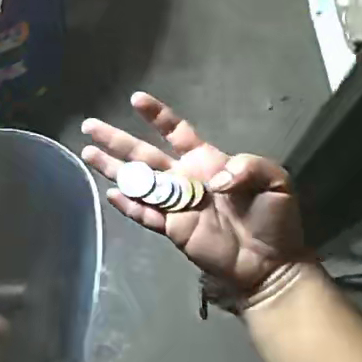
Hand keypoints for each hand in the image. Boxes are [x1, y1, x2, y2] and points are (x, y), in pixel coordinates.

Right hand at [81, 92, 309, 305]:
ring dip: (113, 168)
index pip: (176, 132)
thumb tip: (214, 179)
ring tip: (87, 153)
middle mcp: (186, 179)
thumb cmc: (275, 218)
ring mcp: (177, 205)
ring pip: (139, 182)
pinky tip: (111, 193)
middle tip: (90, 125)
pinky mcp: (173, 230)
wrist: (270, 262)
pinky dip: (129, 205)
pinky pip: (147, 215)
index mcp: (208, 161)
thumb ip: (247, 168)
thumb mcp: (275, 181)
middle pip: (145, 154)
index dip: (157, 116)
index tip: (135, 99)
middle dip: (117, 139)